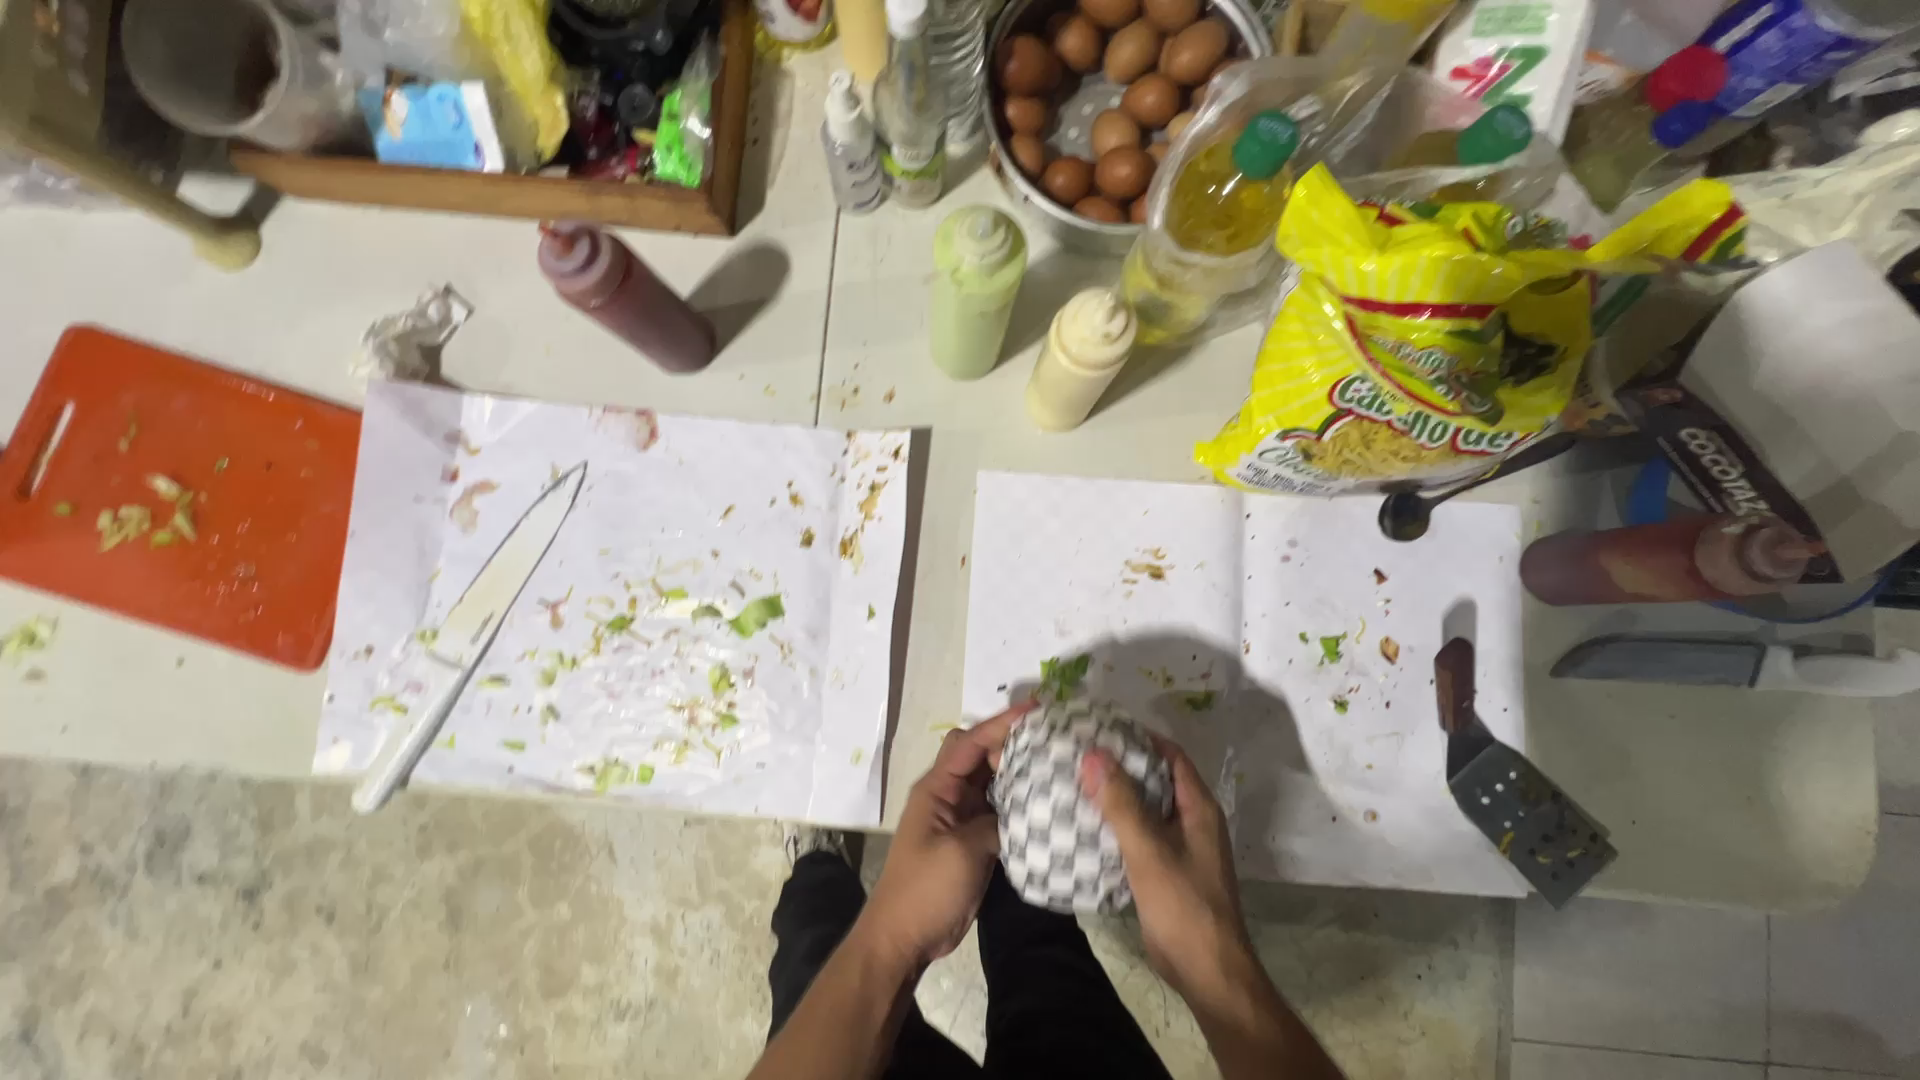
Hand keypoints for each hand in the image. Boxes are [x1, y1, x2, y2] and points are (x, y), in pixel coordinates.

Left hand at [856, 702, 1032, 968]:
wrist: (904, 938)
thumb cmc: (924, 890)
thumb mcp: (961, 851)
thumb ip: (994, 823)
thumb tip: (1024, 810)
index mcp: (937, 788)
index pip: (969, 742)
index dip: (1000, 724)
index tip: (1036, 711)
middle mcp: (949, 795)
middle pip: (982, 756)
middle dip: (1013, 744)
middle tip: (1054, 739)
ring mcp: (961, 818)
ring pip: (993, 782)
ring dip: (1019, 773)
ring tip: (1058, 764)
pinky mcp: (974, 841)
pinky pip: (999, 811)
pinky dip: (1020, 805)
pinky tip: (1048, 804)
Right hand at [1079, 734, 1251, 996]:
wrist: (1207, 972)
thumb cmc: (1184, 905)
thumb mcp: (1148, 850)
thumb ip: (1121, 802)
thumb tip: (1094, 753)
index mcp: (1198, 808)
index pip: (1171, 756)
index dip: (1140, 738)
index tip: (1101, 729)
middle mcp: (1193, 821)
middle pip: (1157, 780)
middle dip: (1122, 766)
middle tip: (1080, 755)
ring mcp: (1182, 847)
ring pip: (1147, 809)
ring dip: (1117, 797)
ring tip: (1076, 784)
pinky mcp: (1168, 870)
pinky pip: (1141, 835)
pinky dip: (1117, 826)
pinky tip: (1087, 827)